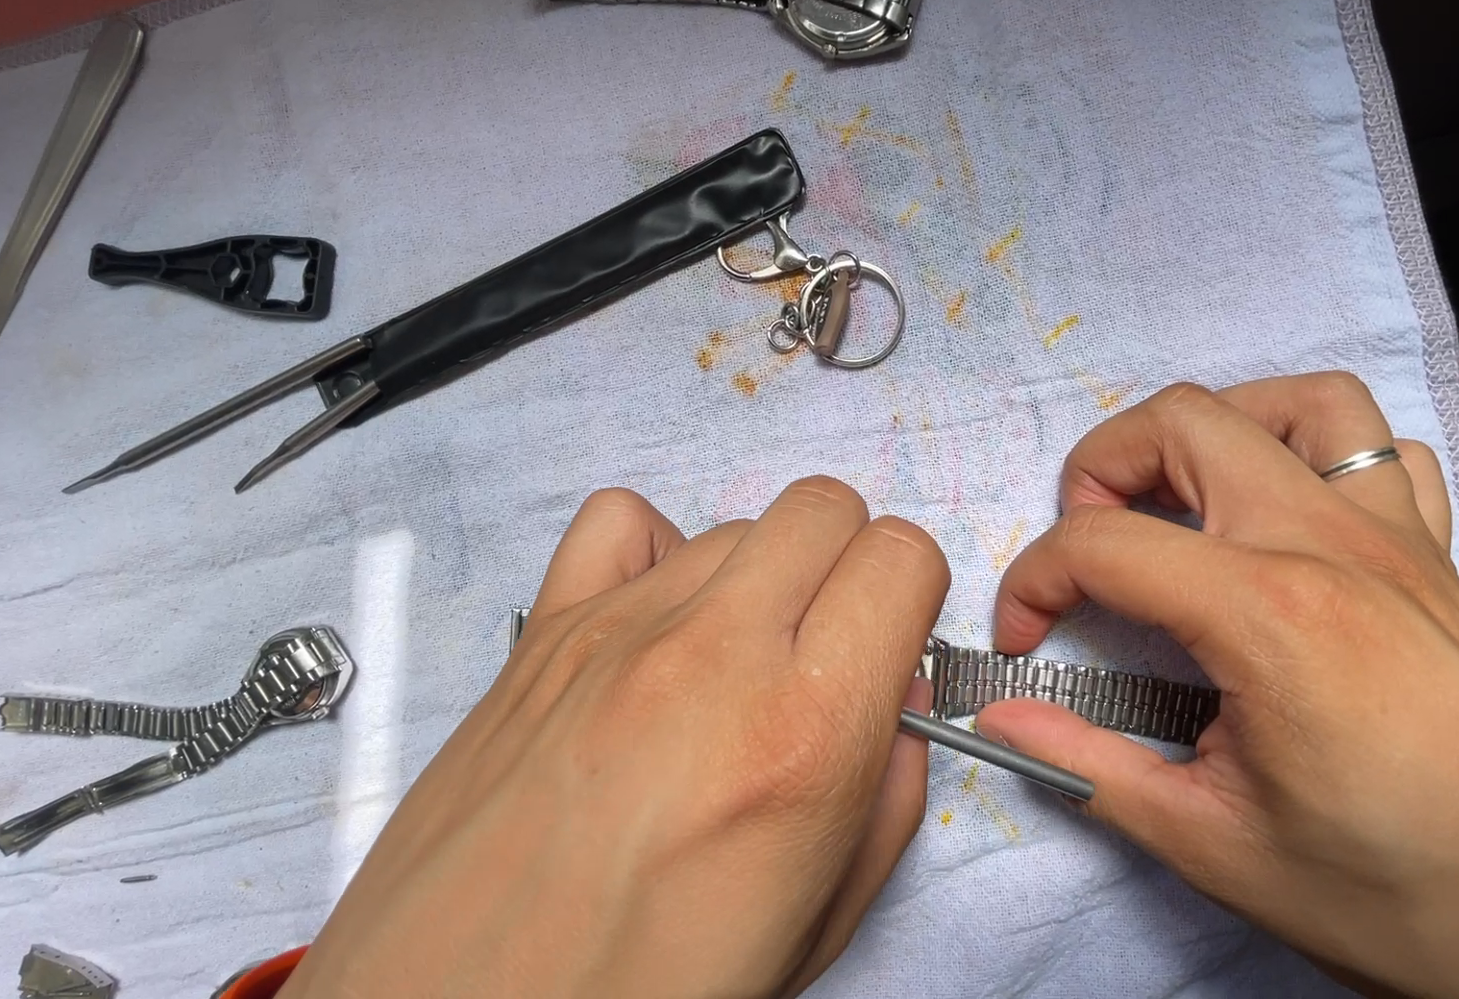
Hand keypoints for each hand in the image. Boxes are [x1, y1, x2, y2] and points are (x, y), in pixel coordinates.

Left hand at [279, 478, 948, 997]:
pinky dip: (659, 549)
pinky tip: (660, 617)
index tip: (892, 630)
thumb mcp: (825, 919)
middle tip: (825, 632)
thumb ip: (892, 788)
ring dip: (761, 574)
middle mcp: (713, 656)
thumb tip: (895, 689)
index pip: (900, 556)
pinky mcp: (546, 626)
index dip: (912, 589)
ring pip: (737, 521)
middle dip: (847, 560)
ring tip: (734, 653)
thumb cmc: (645, 989)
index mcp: (803, 733)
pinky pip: (620, 518)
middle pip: (824, 507)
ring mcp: (620, 629)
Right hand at [974, 374, 1458, 998]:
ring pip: (1293, 402)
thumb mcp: (1208, 843)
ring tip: (1178, 498)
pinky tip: (1280, 511)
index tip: (1022, 637)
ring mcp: (1395, 539)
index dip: (1033, 582)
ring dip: (1212, 430)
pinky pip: (1378, 449)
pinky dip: (1309, 449)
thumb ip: (1084, 764)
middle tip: (1086, 546)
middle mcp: (1330, 544)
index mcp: (1267, 613)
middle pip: (1183, 421)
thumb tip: (996, 718)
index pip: (1103, 544)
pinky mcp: (1435, 558)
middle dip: (1100, 467)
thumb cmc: (1391, 898)